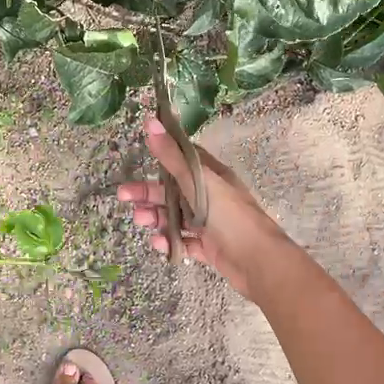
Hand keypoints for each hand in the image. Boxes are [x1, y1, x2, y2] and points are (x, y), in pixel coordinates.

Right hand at [118, 116, 292, 299]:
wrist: (260, 262)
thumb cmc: (231, 216)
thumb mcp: (198, 182)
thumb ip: (171, 156)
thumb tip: (150, 121)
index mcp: (212, 176)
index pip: (184, 159)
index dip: (163, 156)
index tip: (139, 156)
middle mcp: (211, 197)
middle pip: (173, 190)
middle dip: (148, 193)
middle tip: (123, 196)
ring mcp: (211, 223)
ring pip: (176, 217)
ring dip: (156, 217)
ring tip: (141, 221)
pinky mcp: (210, 247)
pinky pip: (185, 242)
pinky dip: (171, 242)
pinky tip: (160, 244)